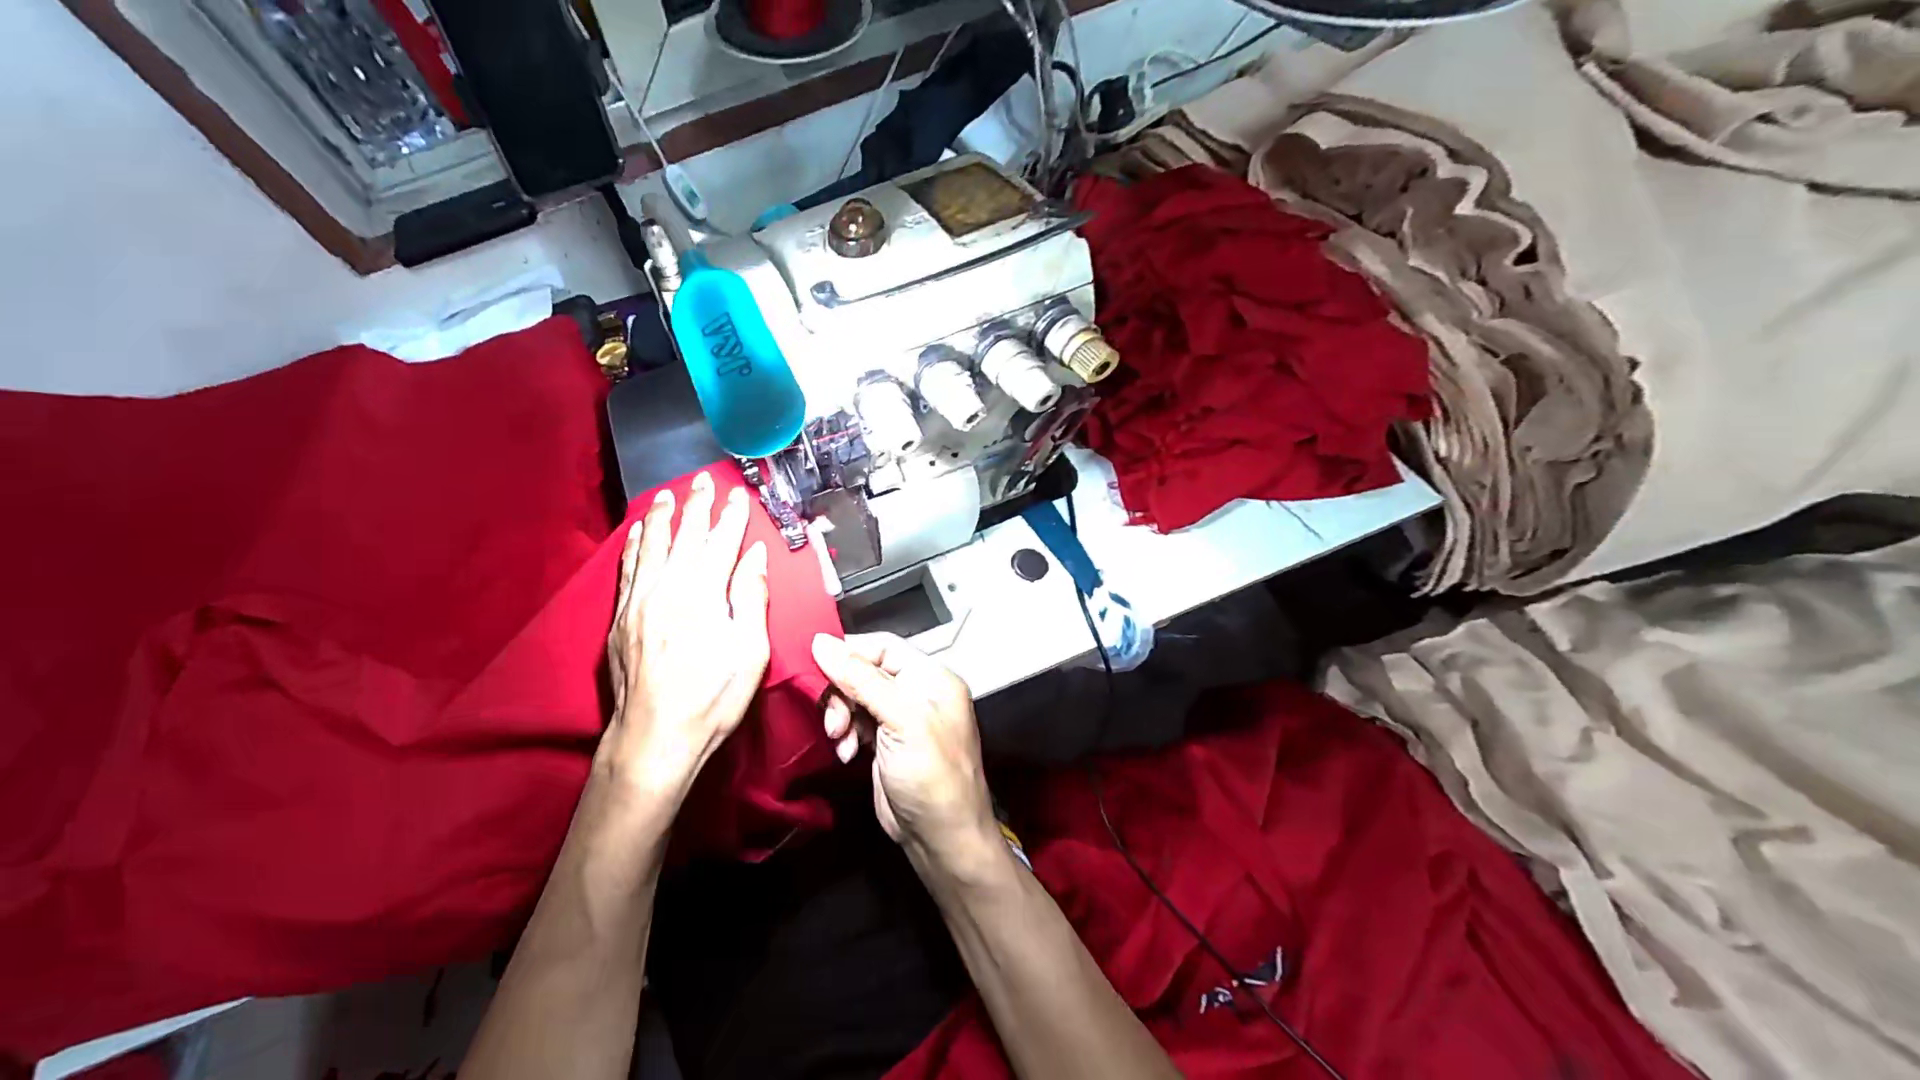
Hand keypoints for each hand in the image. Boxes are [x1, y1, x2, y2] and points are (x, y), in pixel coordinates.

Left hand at [602, 471, 770, 797]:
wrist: (654, 738)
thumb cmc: (711, 699)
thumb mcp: (749, 652)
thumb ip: (749, 598)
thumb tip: (753, 557)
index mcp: (702, 594)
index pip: (720, 543)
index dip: (731, 517)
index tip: (738, 495)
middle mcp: (666, 588)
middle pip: (683, 535)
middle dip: (695, 505)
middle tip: (703, 481)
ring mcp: (637, 602)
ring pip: (648, 546)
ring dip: (659, 517)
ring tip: (666, 494)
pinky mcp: (620, 618)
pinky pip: (626, 569)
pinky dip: (633, 546)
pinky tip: (635, 535)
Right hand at [812, 633, 997, 871]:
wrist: (941, 839)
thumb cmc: (933, 776)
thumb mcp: (901, 720)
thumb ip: (862, 680)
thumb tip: (821, 642)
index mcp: (932, 678)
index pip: (883, 646)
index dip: (849, 653)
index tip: (815, 664)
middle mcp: (917, 693)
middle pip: (864, 672)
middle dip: (842, 692)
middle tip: (833, 719)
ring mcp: (900, 719)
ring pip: (855, 698)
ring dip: (840, 716)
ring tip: (839, 739)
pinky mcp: (885, 742)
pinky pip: (855, 723)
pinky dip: (845, 735)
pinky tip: (846, 753)